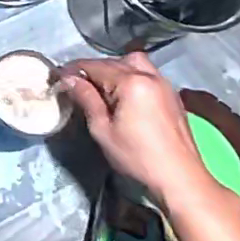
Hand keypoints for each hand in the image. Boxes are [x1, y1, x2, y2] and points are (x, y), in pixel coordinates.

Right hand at [54, 54, 218, 211]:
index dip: (73, 70)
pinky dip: (132, 75)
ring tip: (103, 87)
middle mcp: (149, 75)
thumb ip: (86, 98)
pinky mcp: (172, 96)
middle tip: (77, 84)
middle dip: (93, 68)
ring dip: (115, 68)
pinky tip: (125, 94)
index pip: (95, 66)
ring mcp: (164, 84)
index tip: (58, 77)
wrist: (180, 178)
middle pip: (114, 61)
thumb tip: (69, 79)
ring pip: (134, 62)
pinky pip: (148, 73)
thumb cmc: (138, 157)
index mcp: (131, 82)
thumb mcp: (102, 130)